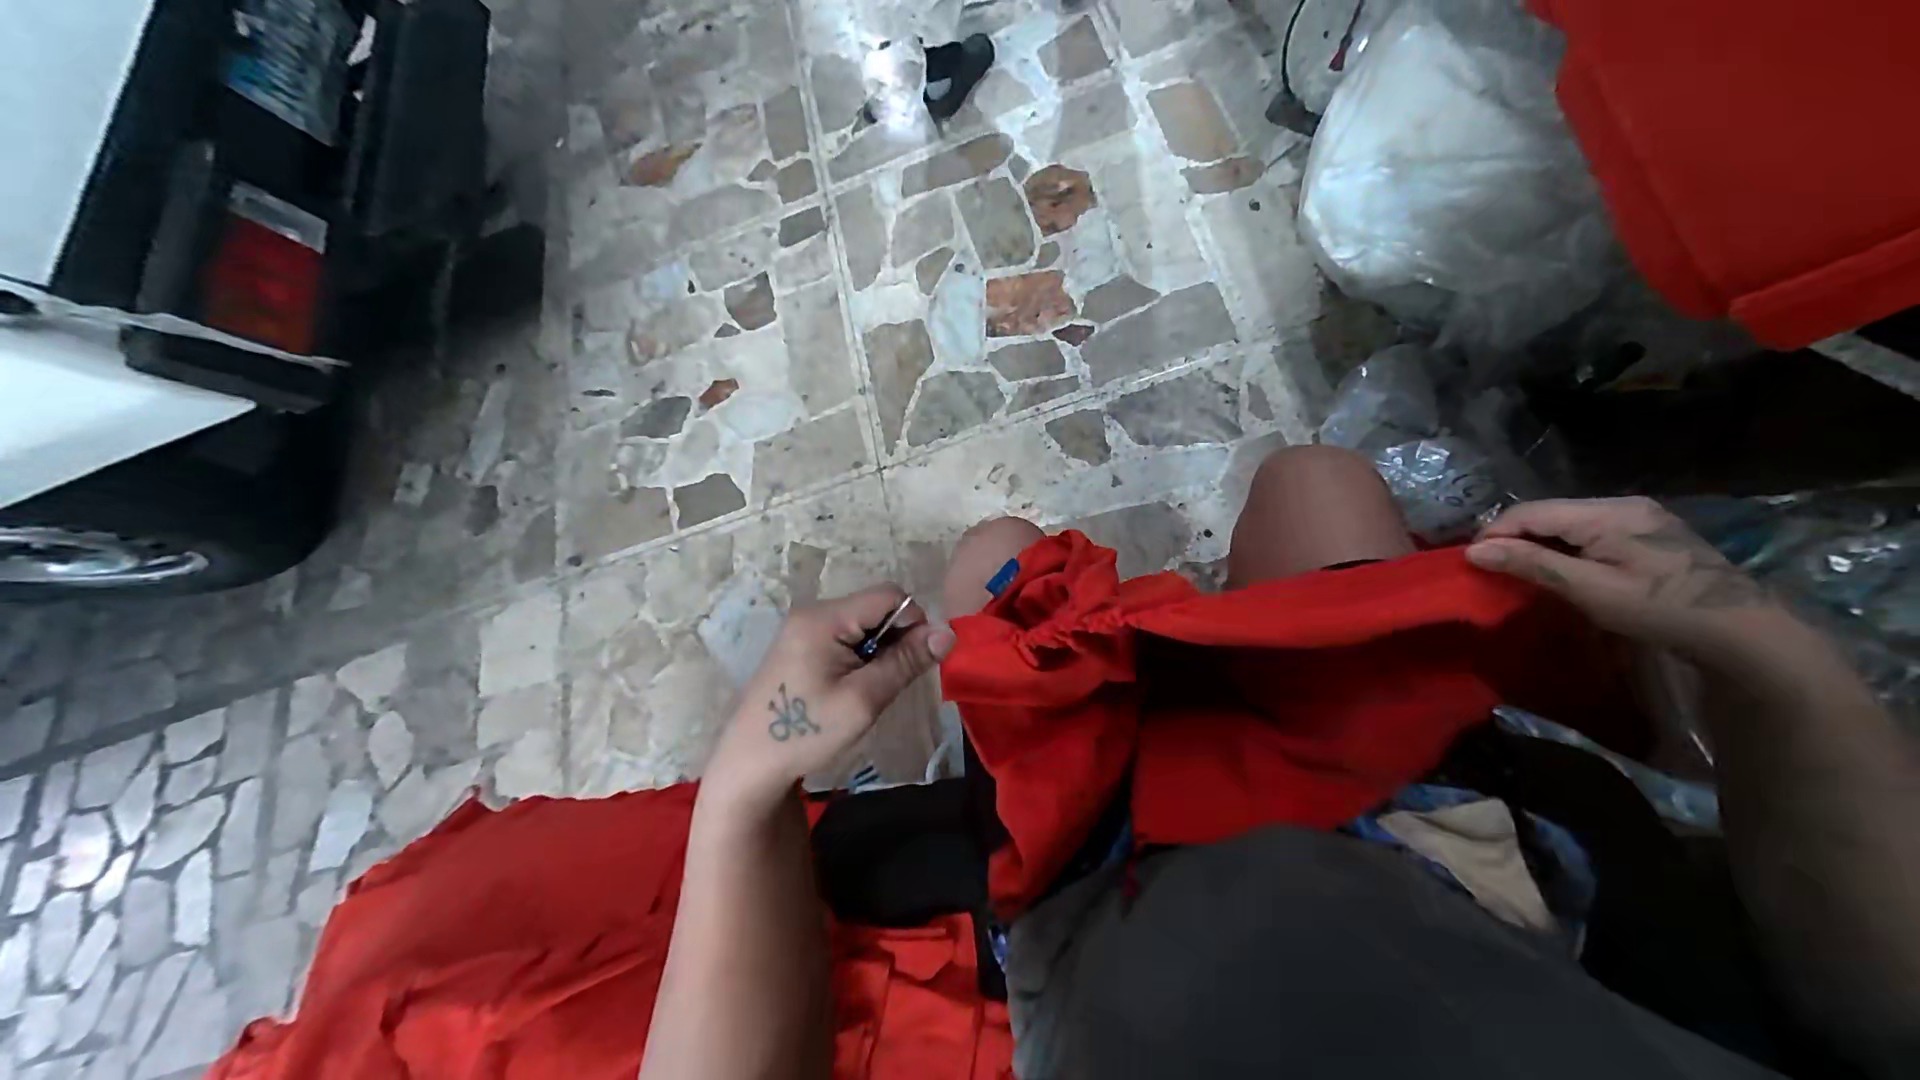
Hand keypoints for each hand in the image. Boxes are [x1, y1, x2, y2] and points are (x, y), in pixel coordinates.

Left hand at [701, 585, 953, 813]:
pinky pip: (846, 637)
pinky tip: (851, 689)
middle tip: (888, 683)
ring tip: (868, 690)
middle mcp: (812, 613)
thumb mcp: (864, 699)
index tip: (915, 662)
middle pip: (875, 607)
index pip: (889, 595)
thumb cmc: (807, 732)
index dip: (914, 622)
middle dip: (896, 639)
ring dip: (879, 651)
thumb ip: (907, 661)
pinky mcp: (801, 646)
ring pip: (863, 624)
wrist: (749, 767)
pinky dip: (861, 657)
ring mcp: (803, 629)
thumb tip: (949, 632)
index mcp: (824, 618)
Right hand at [1466, 497, 1796, 665]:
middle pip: (1546, 513)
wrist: (1744, 632)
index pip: (1529, 512)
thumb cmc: (1661, 609)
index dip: (1494, 534)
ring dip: (1536, 543)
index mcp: (1608, 513)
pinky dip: (1562, 547)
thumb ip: (1530, 564)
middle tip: (1493, 569)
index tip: (1473, 563)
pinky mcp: (1646, 531)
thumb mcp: (1588, 589)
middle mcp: (1621, 505)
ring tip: (1520, 571)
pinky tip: (1558, 568)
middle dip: (1513, 538)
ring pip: (1563, 522)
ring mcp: (1638, 516)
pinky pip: (1586, 530)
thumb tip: (1473, 550)